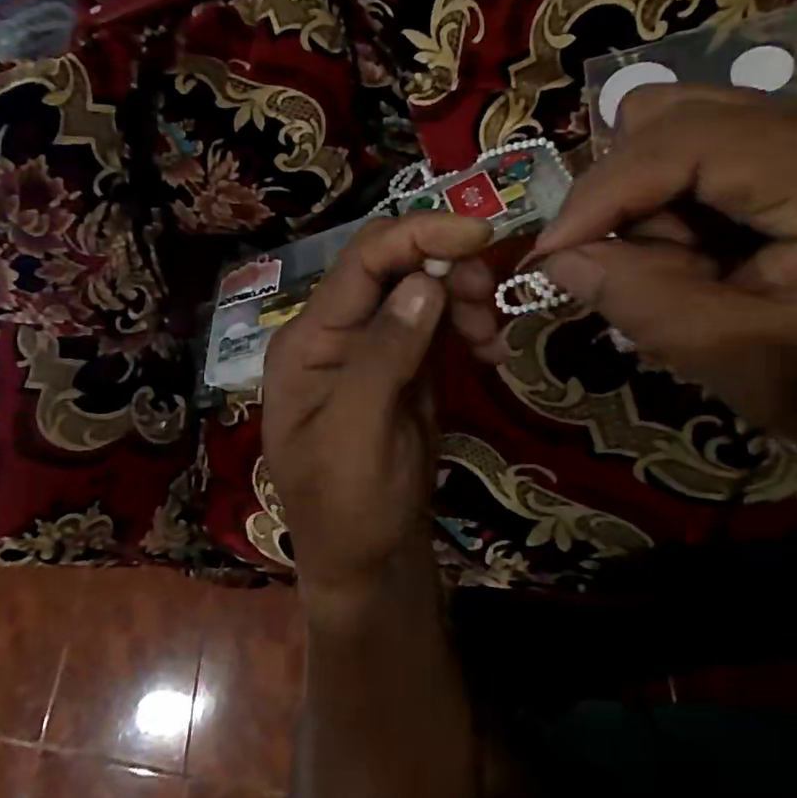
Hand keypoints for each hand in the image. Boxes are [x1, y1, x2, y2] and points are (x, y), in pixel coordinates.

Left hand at [263, 212, 492, 613]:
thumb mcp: (359, 435)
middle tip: (487, 306)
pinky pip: (435, 327)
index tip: (481, 235)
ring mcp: (369, 352)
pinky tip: (490, 350)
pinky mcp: (402, 372)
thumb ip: (384, 357)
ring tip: (489, 341)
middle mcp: (333, 336)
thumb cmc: (347, 507)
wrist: (365, 562)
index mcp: (306, 342)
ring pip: (419, 293)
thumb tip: (423, 281)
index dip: (417, 235)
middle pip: (391, 269)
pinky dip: (465, 326)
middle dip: (445, 269)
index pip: (359, 264)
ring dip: (461, 298)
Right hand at [459, 85, 796, 464]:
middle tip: (633, 270)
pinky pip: (705, 147)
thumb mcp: (743, 364)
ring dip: (646, 198)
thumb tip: (555, 258)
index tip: (547, 255)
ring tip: (678, 264)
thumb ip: (646, 304)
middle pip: (682, 114)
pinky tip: (700, 251)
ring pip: (684, 123)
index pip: (696, 142)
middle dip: (627, 196)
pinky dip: (671, 202)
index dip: (604, 191)